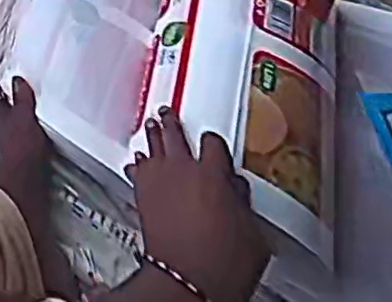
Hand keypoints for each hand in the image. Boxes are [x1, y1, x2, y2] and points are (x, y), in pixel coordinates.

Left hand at [129, 108, 269, 301]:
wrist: (188, 278)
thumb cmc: (225, 263)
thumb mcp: (254, 236)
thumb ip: (243, 205)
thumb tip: (237, 190)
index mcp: (214, 175)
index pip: (213, 143)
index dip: (214, 141)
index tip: (213, 142)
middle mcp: (183, 167)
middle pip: (175, 132)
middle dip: (172, 121)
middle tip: (169, 113)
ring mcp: (159, 174)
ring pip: (153, 142)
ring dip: (152, 133)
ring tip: (152, 125)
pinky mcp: (141, 186)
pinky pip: (137, 164)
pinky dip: (139, 161)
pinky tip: (140, 160)